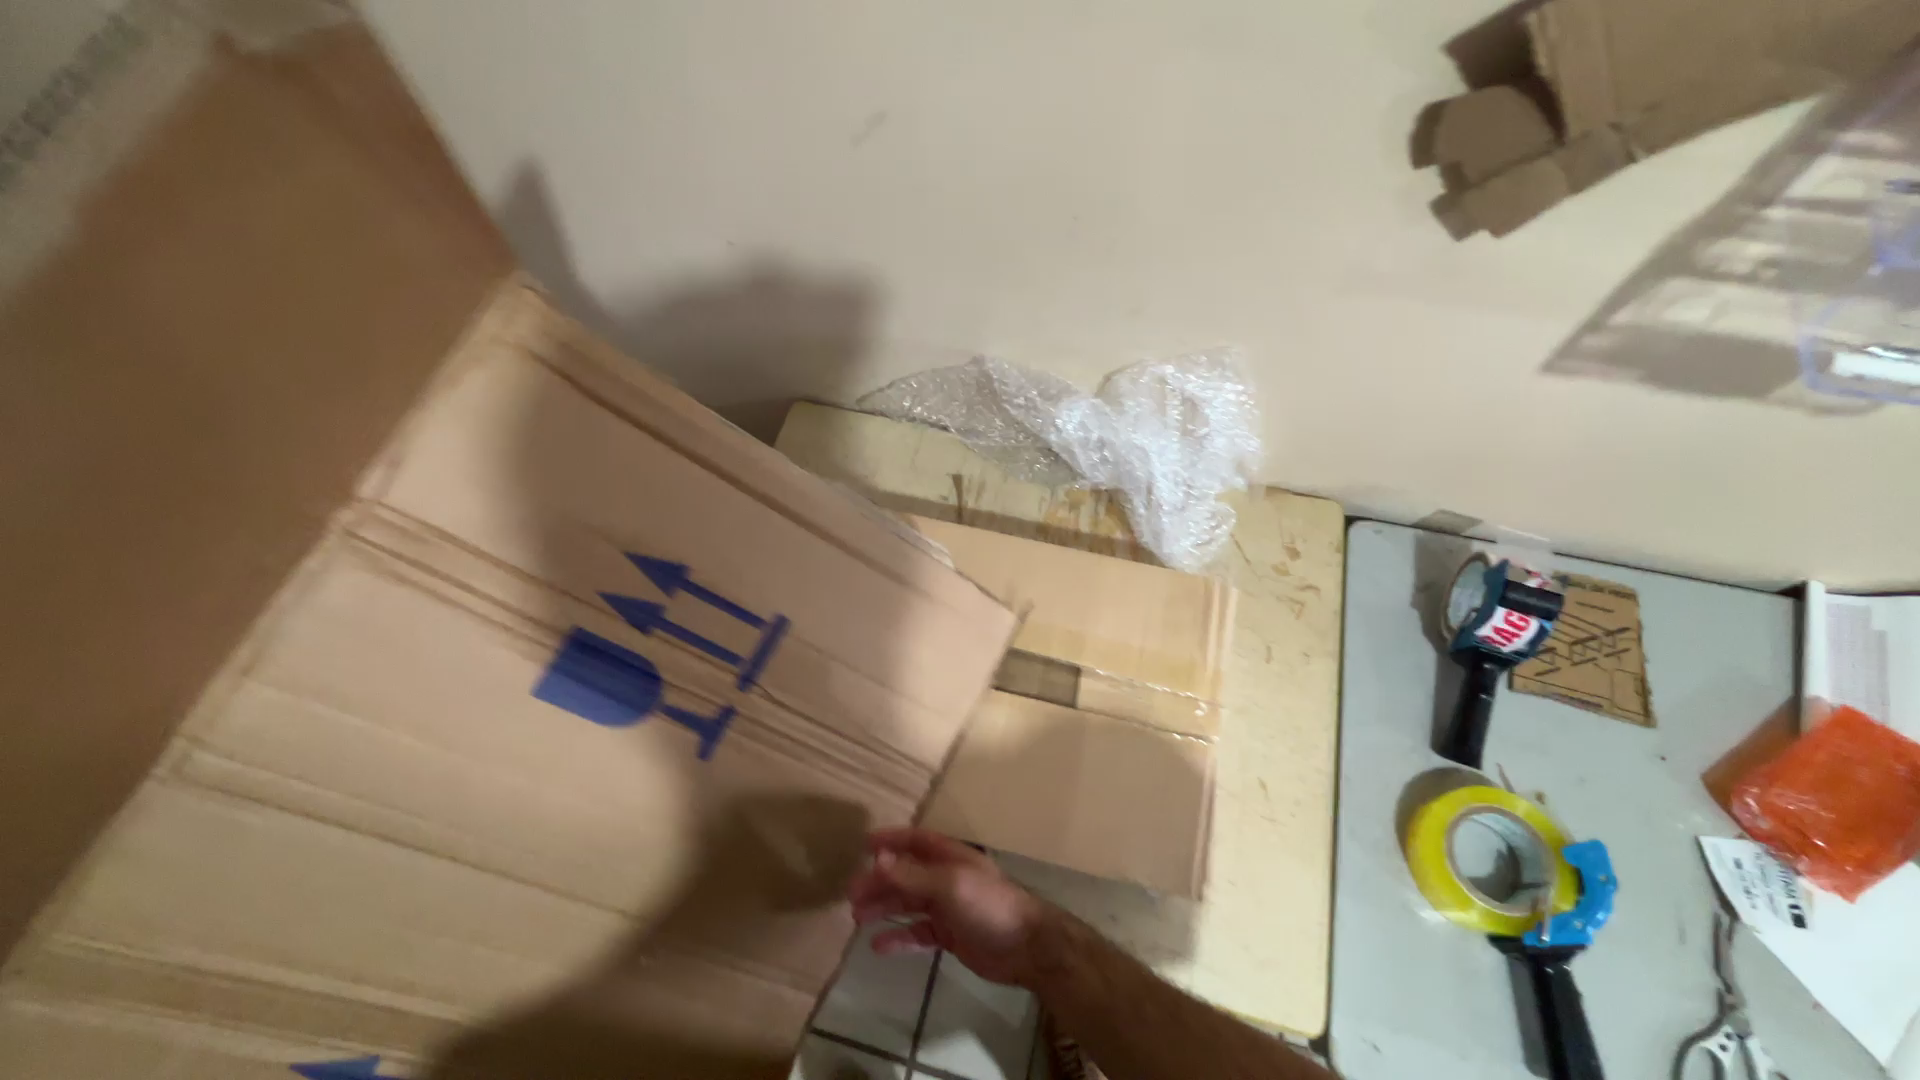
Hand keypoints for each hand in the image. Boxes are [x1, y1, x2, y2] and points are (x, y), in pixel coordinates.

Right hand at [847, 827, 1051, 986]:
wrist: (1026, 946)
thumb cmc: (989, 905)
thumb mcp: (949, 885)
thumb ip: (912, 875)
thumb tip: (878, 858)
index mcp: (950, 857)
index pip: (915, 841)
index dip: (890, 841)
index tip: (863, 845)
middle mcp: (947, 878)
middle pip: (906, 875)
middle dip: (879, 881)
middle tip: (850, 894)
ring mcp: (948, 908)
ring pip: (908, 904)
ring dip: (884, 907)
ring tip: (857, 917)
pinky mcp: (950, 936)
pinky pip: (918, 933)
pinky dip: (899, 937)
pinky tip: (878, 946)